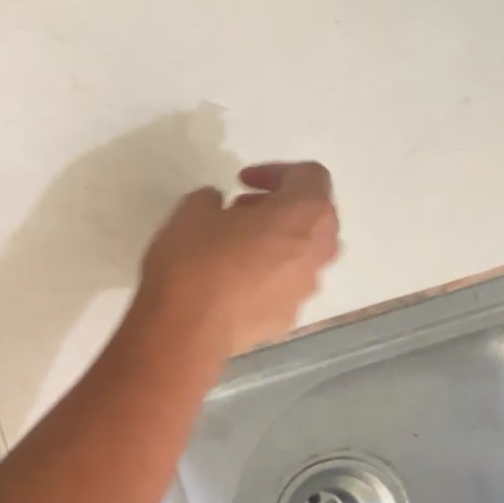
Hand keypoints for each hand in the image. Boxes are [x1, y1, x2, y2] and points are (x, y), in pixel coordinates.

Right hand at [137, 161, 340, 355]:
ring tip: (231, 253)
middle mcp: (320, 248)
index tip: (240, 180)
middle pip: (314, 216)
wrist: (184, 330)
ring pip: (301, 255)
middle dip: (278, 209)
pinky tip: (226, 288)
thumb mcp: (186, 216)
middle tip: (239, 213)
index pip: (309, 175)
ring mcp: (307, 287)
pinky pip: (280, 288)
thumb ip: (208, 200)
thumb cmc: (190, 263)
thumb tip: (218, 204)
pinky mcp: (286, 317)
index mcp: (304, 214)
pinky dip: (261, 280)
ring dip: (273, 246)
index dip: (276, 171)